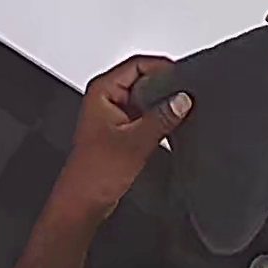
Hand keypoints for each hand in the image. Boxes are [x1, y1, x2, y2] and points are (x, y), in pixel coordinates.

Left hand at [52, 55, 191, 217]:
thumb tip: (181, 100)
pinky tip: (170, 126)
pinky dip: (157, 117)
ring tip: (180, 110)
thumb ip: (161, 118)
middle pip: (141, 79)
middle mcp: (106, 97)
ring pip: (144, 98)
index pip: (136, 64)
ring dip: (160, 104)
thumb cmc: (94, 173)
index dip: (160, 65)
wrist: (82, 203)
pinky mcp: (120, 129)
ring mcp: (113, 113)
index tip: (182, 73)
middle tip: (185, 93)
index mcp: (102, 90)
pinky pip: (143, 114)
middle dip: (163, 85)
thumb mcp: (134, 142)